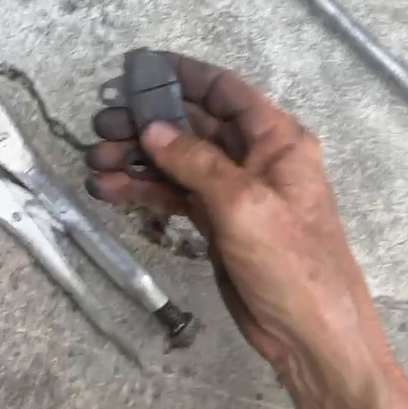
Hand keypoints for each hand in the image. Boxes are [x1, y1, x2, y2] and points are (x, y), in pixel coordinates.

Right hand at [83, 56, 384, 377]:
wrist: (312, 340)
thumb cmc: (293, 263)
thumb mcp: (244, 204)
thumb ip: (195, 161)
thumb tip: (150, 129)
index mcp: (275, 140)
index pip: (223, 90)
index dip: (181, 73)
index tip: (136, 68)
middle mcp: (251, 156)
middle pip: (189, 123)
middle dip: (143, 121)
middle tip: (101, 126)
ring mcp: (230, 188)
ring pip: (173, 158)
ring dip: (134, 157)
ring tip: (95, 161)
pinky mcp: (213, 218)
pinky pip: (170, 191)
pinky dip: (140, 189)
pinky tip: (108, 190)